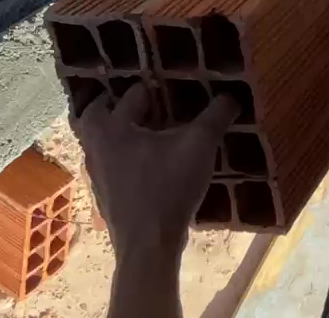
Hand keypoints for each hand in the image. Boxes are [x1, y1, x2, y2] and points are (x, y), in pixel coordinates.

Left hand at [72, 83, 239, 266]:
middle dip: (117, 106)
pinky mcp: (108, 198)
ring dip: (121, 132)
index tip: (169, 82)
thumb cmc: (169, 186)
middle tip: (146, 100)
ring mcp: (99, 177)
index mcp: (113, 130)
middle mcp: (97, 150)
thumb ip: (218, 112)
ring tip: (153, 129)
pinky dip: (126, 156)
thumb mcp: (201, 142)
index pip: (128, 95)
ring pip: (102, 144)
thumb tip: (232, 94)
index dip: (150, 85)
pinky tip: (153, 162)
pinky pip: (111, 165)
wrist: (149, 246)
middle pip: (96, 118)